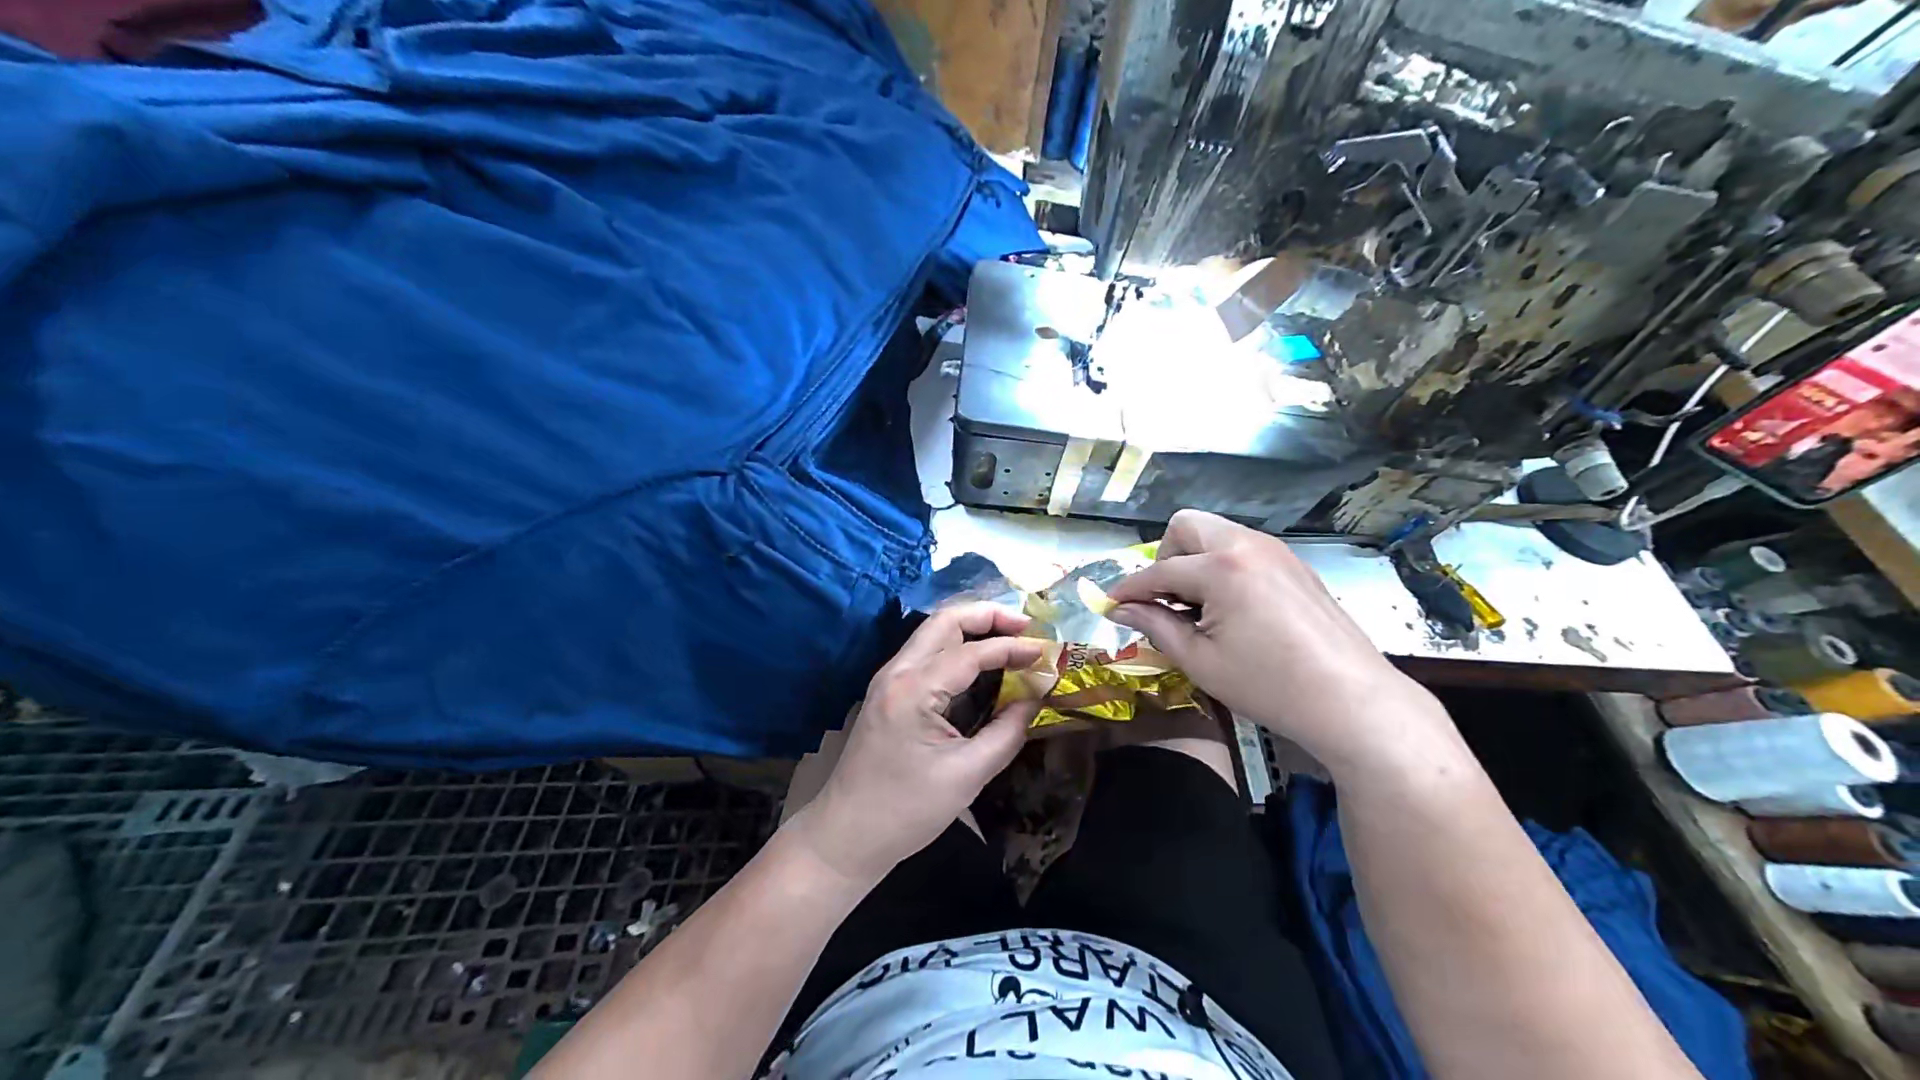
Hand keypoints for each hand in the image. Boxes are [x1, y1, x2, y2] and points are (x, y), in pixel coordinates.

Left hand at [785, 603, 1043, 882]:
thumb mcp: (967, 775)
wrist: (847, 835)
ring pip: (933, 633)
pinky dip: (957, 648)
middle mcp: (897, 672)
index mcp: (914, 690)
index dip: (1012, 647)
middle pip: (945, 622)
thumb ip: (1007, 731)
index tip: (1047, 651)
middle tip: (1027, 627)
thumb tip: (1036, 698)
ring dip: (971, 628)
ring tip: (1010, 638)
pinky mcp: (888, 693)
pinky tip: (982, 664)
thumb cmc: (907, 811)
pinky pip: (926, 654)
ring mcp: (888, 680)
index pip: (971, 652)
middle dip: (988, 616)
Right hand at [1105, 510, 1455, 778]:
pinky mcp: (1294, 565)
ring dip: (1194, 560)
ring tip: (1197, 608)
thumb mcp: (1200, 660)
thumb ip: (1156, 625)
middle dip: (1165, 558)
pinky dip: (1222, 567)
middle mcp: (1248, 545)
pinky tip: (1230, 608)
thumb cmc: (1269, 685)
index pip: (1159, 570)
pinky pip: (1242, 549)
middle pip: (1186, 526)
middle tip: (1165, 599)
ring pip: (1216, 533)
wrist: (1351, 700)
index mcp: (1222, 567)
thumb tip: (1121, 609)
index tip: (1111, 605)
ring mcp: (1276, 551)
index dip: (1130, 589)